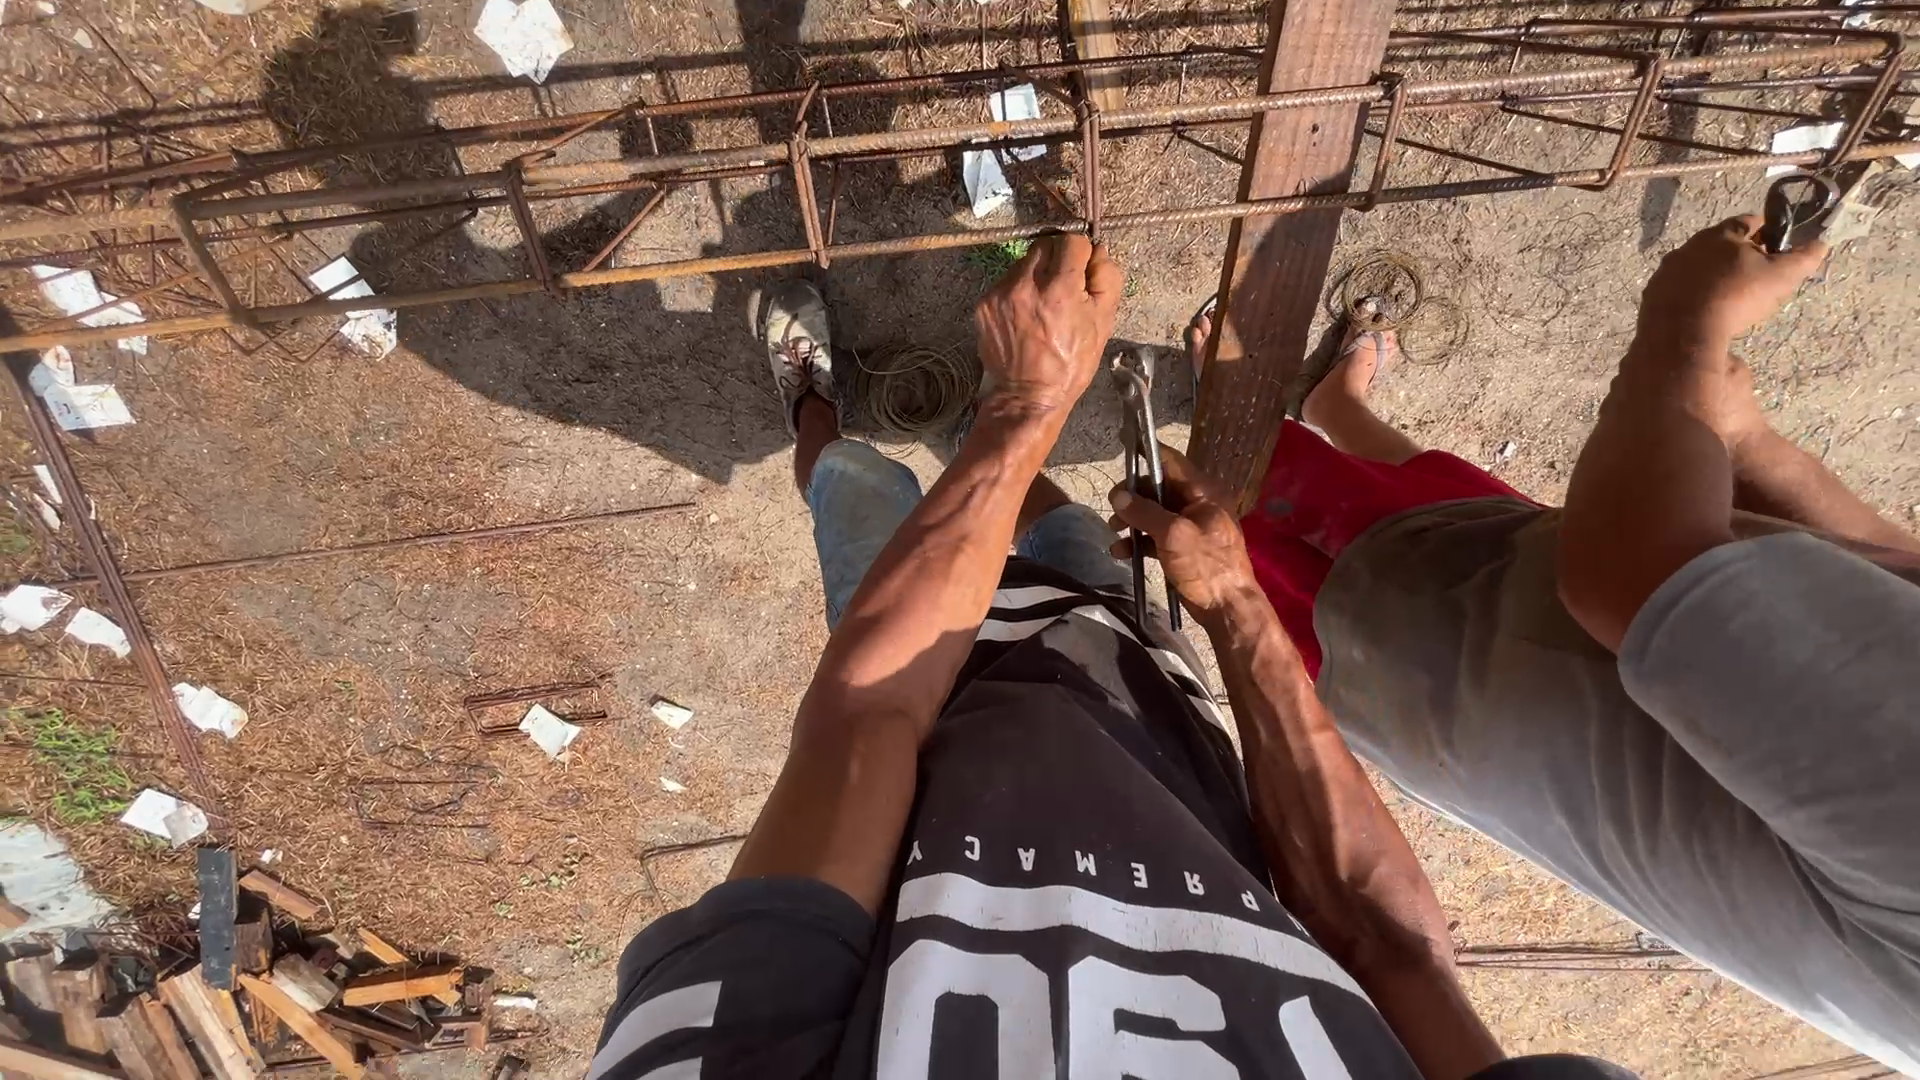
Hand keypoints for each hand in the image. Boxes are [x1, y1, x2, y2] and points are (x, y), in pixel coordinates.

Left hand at [974, 234, 1123, 413]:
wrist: (1028, 395)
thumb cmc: (1071, 363)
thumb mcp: (1104, 323)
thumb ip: (1107, 278)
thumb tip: (1098, 250)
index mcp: (1059, 289)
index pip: (1071, 240)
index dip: (1080, 254)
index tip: (1081, 272)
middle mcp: (1025, 285)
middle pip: (1044, 245)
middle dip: (1056, 260)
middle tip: (1061, 288)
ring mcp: (999, 295)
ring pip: (1023, 263)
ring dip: (1035, 276)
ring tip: (1041, 307)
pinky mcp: (983, 305)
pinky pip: (1005, 283)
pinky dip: (1017, 292)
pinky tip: (1024, 317)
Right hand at [1106, 444, 1259, 624]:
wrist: (1227, 607)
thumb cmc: (1206, 566)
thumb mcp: (1173, 535)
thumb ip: (1145, 512)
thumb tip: (1118, 497)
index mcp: (1203, 491)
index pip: (1170, 461)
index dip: (1146, 454)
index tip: (1122, 449)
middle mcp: (1198, 503)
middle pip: (1158, 487)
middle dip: (1132, 496)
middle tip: (1112, 507)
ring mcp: (1190, 526)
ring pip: (1154, 512)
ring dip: (1132, 520)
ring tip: (1113, 530)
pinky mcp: (1182, 547)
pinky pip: (1156, 535)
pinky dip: (1139, 540)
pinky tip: (1122, 552)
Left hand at [1638, 214, 1827, 348]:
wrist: (1681, 335)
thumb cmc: (1736, 297)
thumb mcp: (1784, 274)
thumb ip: (1806, 255)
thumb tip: (1818, 244)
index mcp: (1716, 236)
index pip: (1747, 222)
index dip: (1768, 230)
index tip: (1778, 245)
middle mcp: (1683, 250)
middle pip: (1718, 244)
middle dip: (1739, 253)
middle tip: (1757, 269)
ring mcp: (1662, 274)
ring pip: (1695, 267)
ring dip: (1713, 273)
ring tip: (1731, 290)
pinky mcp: (1650, 297)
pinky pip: (1677, 288)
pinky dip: (1692, 292)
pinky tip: (1704, 306)